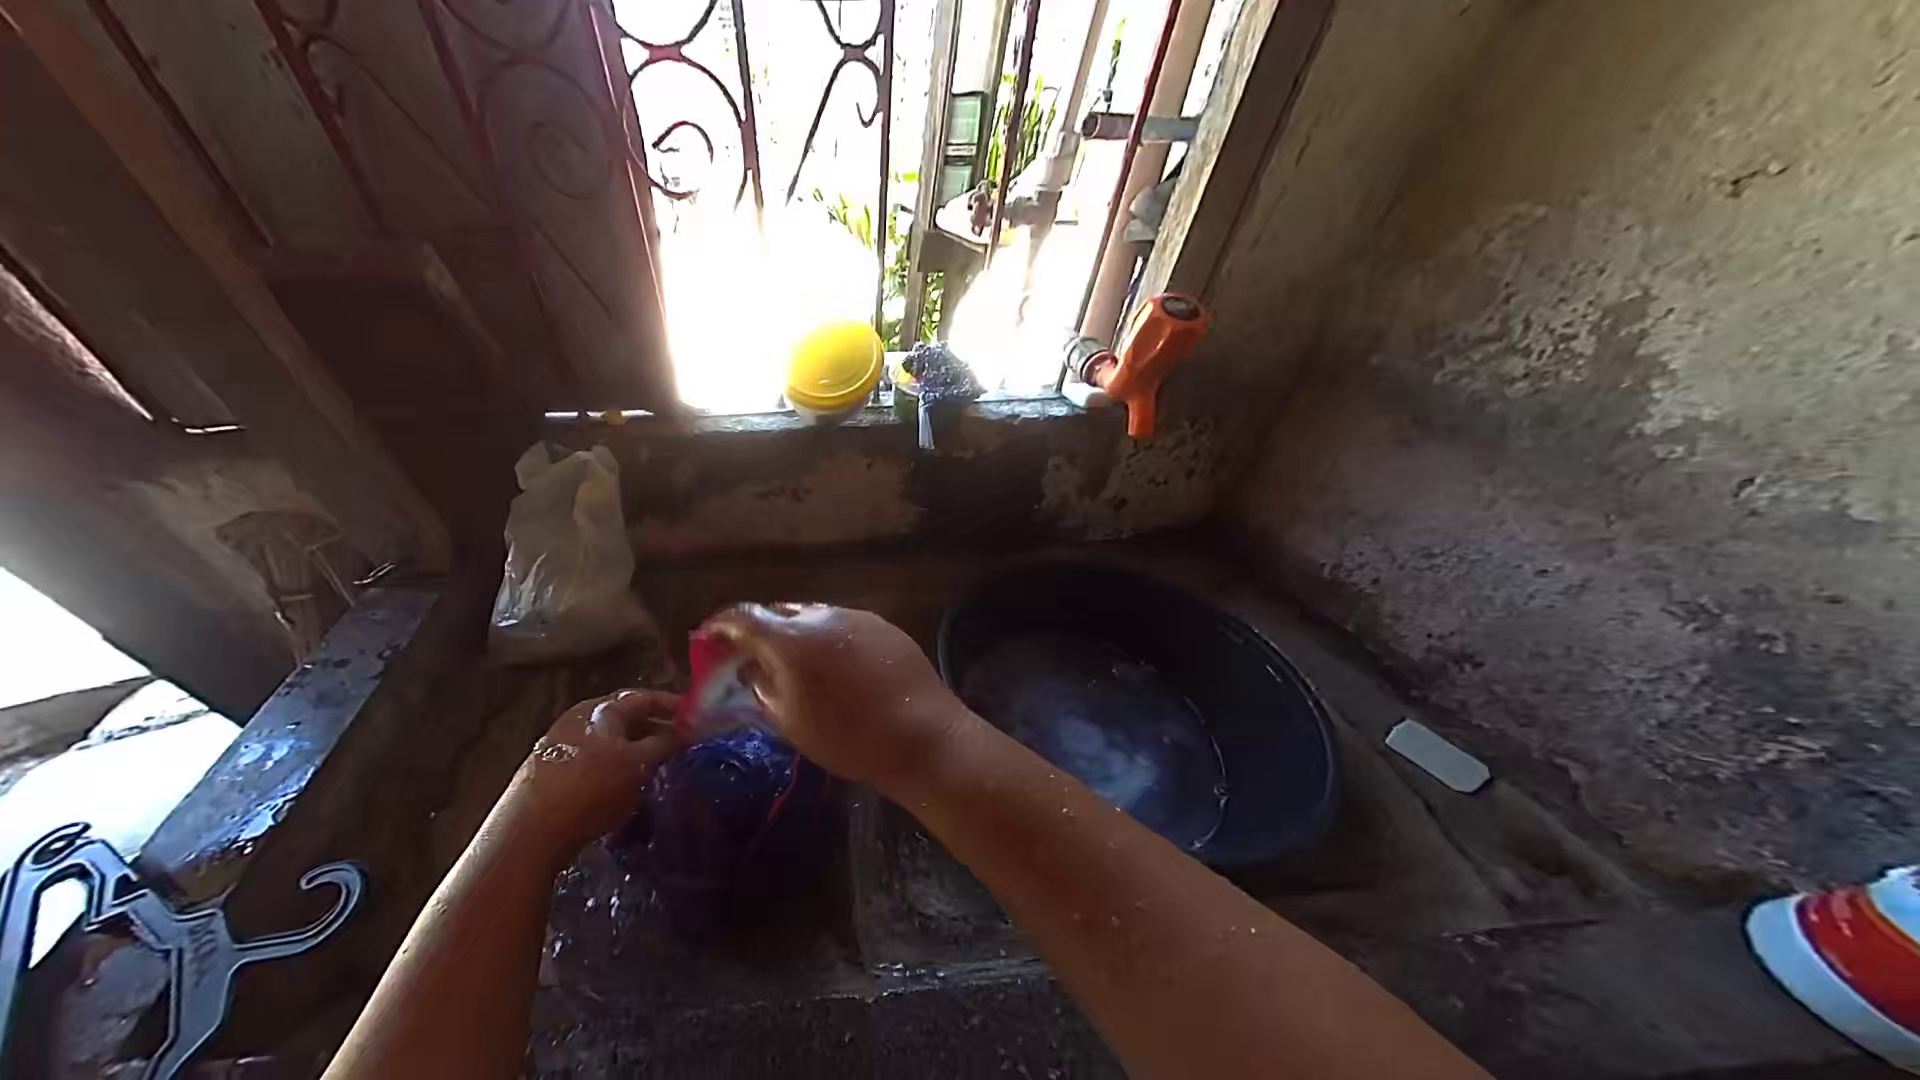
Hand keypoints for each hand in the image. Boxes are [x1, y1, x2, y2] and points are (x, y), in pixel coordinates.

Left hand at [508, 689, 681, 859]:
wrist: (530, 834)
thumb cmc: (593, 788)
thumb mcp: (640, 763)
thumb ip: (667, 743)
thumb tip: (688, 731)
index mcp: (600, 709)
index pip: (644, 697)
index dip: (673, 705)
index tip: (697, 718)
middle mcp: (578, 721)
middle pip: (626, 718)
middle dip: (657, 728)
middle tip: (683, 742)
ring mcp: (562, 747)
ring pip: (611, 742)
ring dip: (638, 750)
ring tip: (661, 766)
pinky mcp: (552, 776)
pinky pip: (596, 762)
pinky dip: (618, 768)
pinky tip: (628, 787)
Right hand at [700, 603, 981, 788]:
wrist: (922, 735)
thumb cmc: (849, 738)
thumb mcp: (791, 721)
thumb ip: (762, 687)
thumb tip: (750, 669)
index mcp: (792, 639)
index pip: (743, 616)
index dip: (721, 625)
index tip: (710, 638)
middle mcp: (823, 616)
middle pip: (779, 612)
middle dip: (760, 630)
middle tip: (752, 655)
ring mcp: (857, 617)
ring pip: (813, 617)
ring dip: (796, 634)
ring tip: (796, 664)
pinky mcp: (883, 625)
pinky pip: (843, 625)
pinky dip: (827, 638)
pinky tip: (835, 665)